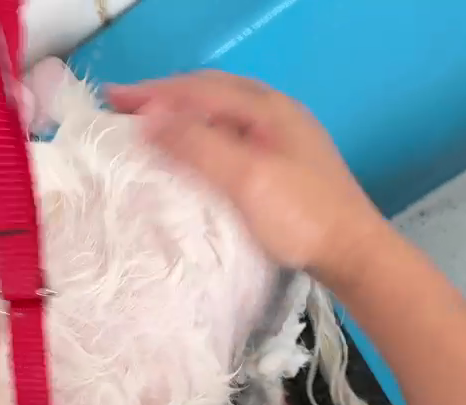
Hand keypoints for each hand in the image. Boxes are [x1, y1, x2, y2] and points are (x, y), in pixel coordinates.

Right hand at [108, 72, 389, 281]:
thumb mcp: (246, 179)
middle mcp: (275, 115)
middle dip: (166, 98)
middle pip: (211, 95)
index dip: (153, 93)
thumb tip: (149, 119)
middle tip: (126, 109)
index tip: (113, 101)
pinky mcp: (284, 167)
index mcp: (267, 109)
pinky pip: (233, 139)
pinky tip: (193, 157)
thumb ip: (198, 146)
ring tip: (151, 129)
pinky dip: (202, 139)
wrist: (352, 253)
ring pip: (223, 116)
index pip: (199, 89)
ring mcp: (283, 140)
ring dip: (184, 117)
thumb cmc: (301, 217)